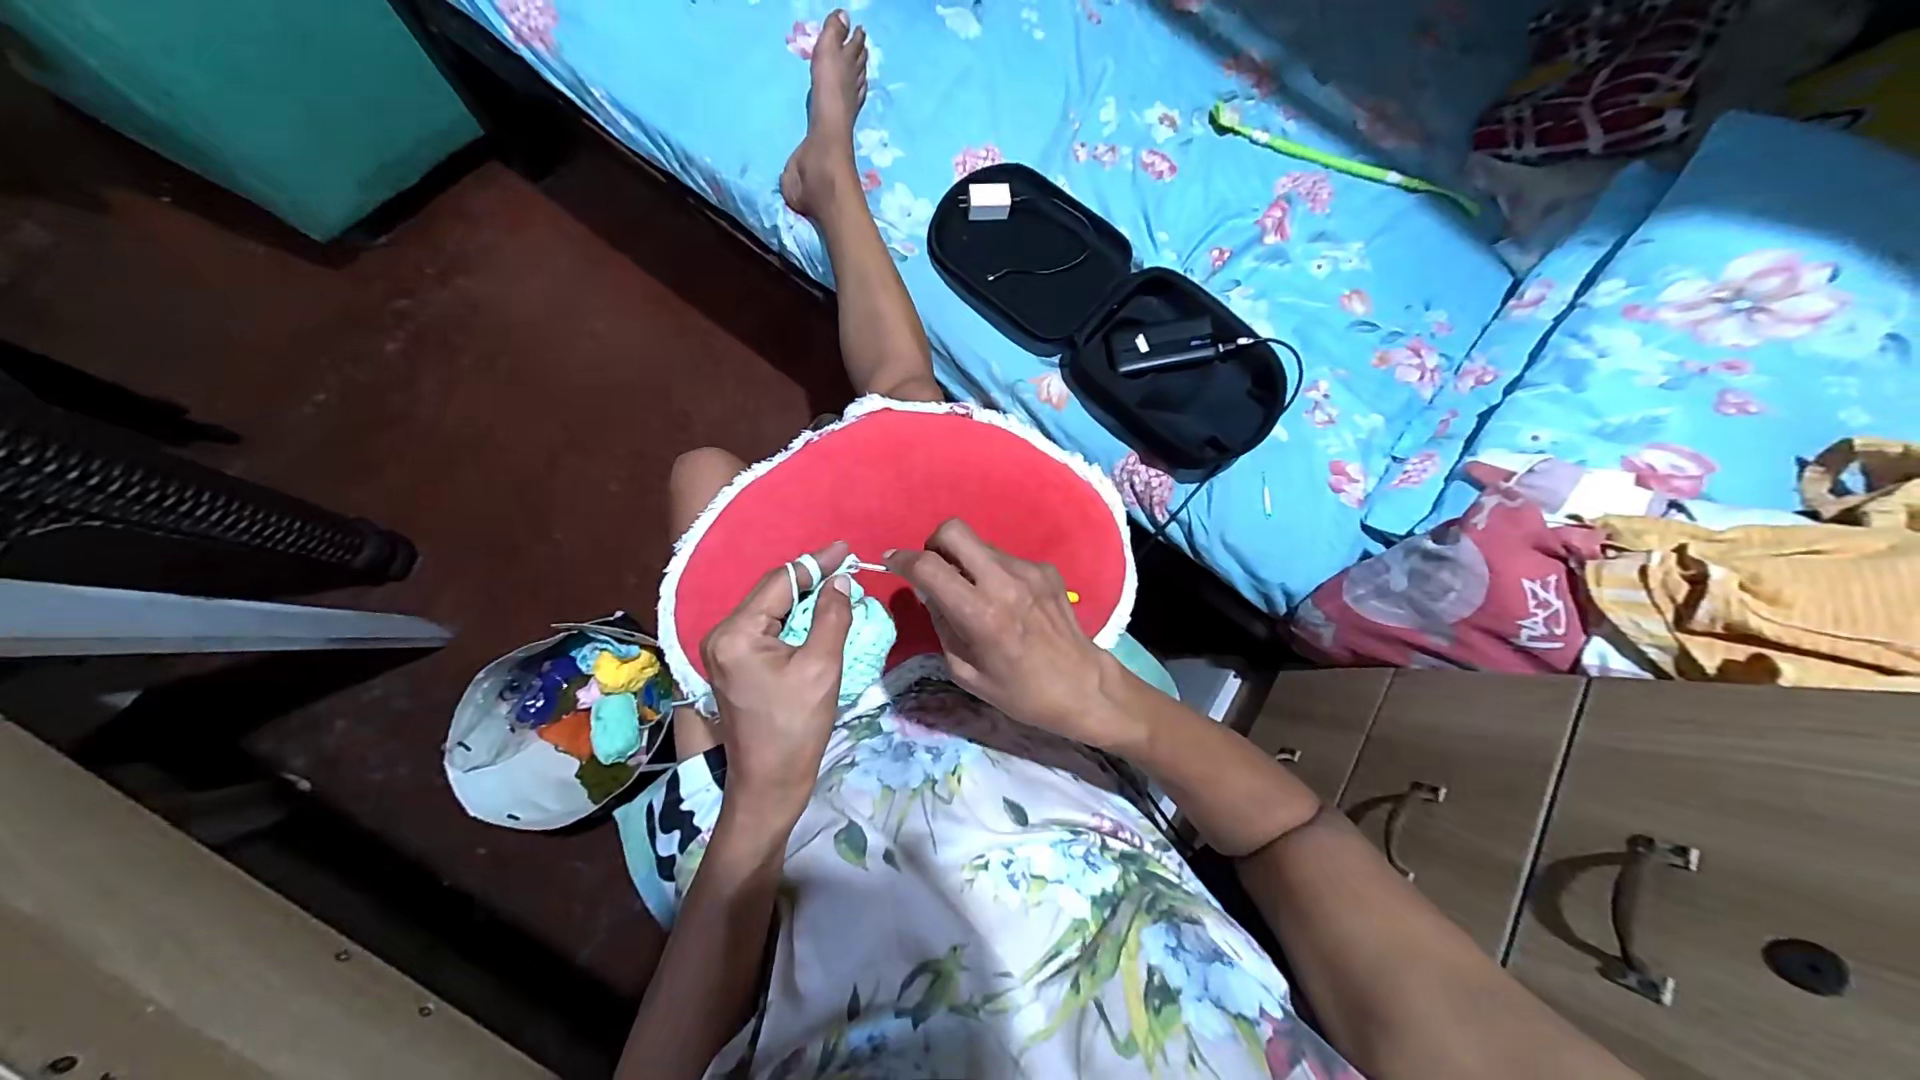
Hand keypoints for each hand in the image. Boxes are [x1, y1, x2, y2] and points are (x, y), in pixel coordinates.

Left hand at [702, 541, 852, 826]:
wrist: (769, 782)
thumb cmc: (796, 727)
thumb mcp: (821, 667)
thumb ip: (831, 616)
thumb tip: (839, 581)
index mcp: (736, 633)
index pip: (780, 582)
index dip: (815, 563)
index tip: (846, 549)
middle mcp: (721, 635)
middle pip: (771, 592)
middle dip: (809, 578)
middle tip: (845, 566)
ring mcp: (724, 651)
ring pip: (770, 609)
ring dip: (802, 598)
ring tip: (836, 584)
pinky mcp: (733, 665)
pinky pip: (767, 628)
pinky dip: (793, 619)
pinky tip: (816, 613)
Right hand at [884, 520, 1137, 749]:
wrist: (1084, 687)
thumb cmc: (1021, 692)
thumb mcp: (966, 673)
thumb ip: (941, 626)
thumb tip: (929, 594)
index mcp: (981, 615)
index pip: (929, 567)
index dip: (902, 560)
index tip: (892, 562)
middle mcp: (1005, 582)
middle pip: (954, 530)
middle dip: (933, 544)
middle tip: (934, 570)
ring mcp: (1029, 571)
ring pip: (980, 543)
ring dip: (965, 561)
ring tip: (974, 594)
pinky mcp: (1046, 569)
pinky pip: (1005, 558)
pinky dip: (993, 572)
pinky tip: (1006, 601)